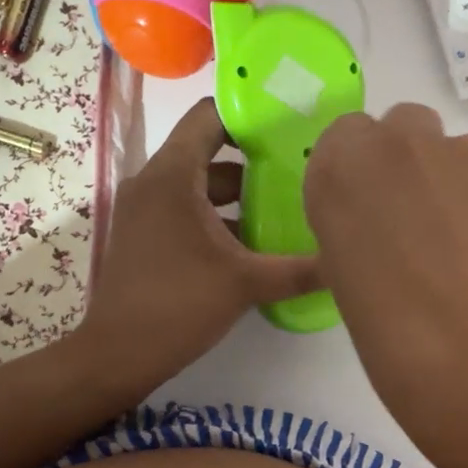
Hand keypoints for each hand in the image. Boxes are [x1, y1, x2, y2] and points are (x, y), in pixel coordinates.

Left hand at [71, 98, 318, 393]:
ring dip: (238, 195)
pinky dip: (219, 218)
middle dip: (254, 160)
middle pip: (207, 152)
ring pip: (199, 186)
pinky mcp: (146, 236)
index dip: (248, 115)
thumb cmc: (179, 305)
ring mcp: (146, 210)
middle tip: (299, 169)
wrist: (120, 352)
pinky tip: (254, 243)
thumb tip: (346, 260)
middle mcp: (153, 182)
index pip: (208, 117)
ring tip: (285, 208)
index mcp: (172, 176)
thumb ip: (299, 270)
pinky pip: (187, 211)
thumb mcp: (247, 284)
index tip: (289, 125)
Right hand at [305, 104, 467, 467]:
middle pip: (406, 132)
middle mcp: (405, 145)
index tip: (372, 221)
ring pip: (462, 157)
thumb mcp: (351, 288)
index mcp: (342, 171)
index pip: (345, 142)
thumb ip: (360, 240)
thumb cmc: (402, 347)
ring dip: (463, 192)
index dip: (361, 180)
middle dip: (412, 170)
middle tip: (425, 235)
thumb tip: (389, 241)